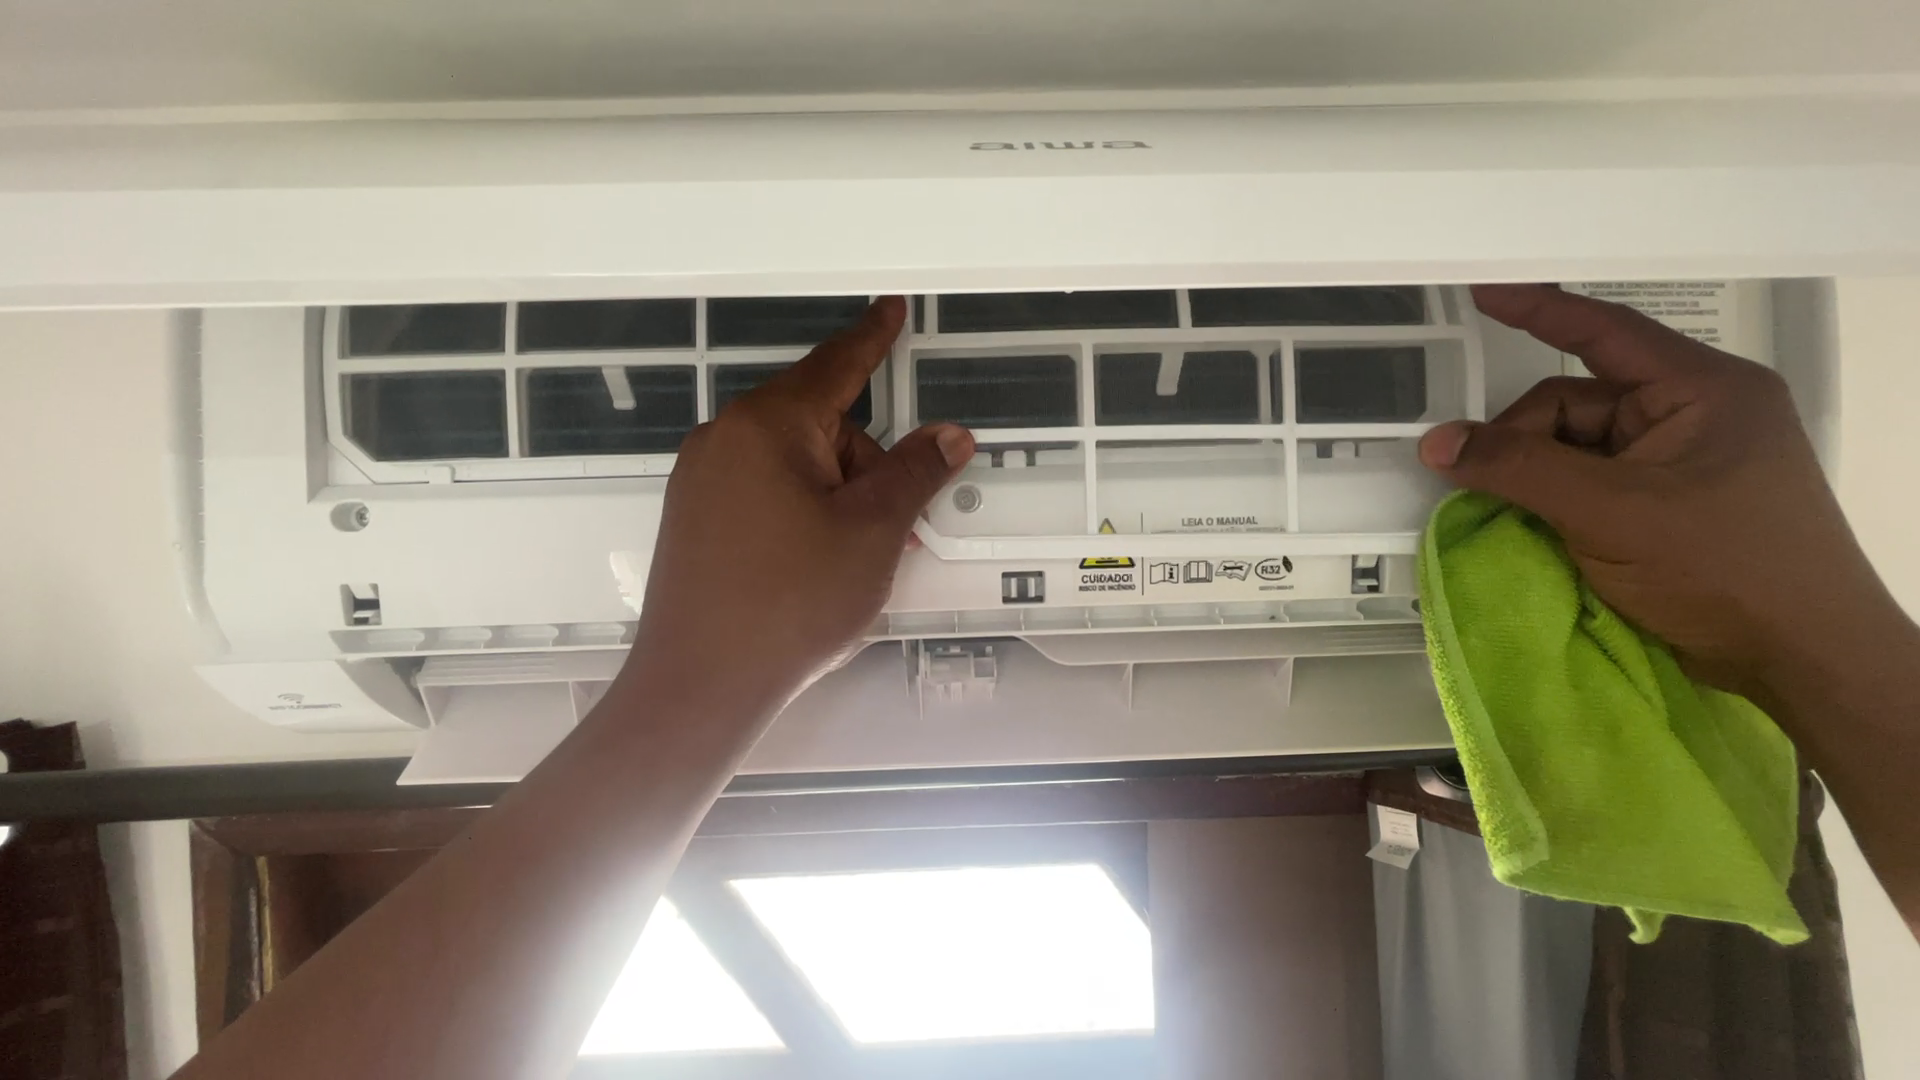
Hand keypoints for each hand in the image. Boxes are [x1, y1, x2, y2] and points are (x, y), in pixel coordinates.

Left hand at [629, 296, 973, 704]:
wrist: (700, 686)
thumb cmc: (792, 601)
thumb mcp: (872, 532)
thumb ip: (915, 473)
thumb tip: (950, 434)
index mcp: (767, 426)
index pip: (835, 367)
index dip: (873, 339)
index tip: (892, 308)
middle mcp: (725, 439)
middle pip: (822, 428)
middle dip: (867, 471)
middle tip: (890, 534)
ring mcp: (702, 481)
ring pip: (796, 467)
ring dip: (839, 501)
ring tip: (852, 563)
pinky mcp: (694, 520)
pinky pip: (766, 494)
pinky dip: (804, 516)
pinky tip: (813, 566)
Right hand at [1417, 284, 1903, 699]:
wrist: (1794, 658)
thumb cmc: (1725, 567)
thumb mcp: (1609, 510)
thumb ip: (1517, 468)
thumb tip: (1436, 442)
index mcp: (1700, 392)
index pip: (1604, 333)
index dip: (1538, 309)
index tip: (1482, 292)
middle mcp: (1686, 416)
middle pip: (1569, 405)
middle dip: (1520, 441)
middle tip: (1480, 481)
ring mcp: (1670, 462)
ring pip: (1566, 448)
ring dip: (1529, 476)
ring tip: (1515, 516)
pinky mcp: (1657, 502)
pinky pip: (1578, 482)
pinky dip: (1545, 499)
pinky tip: (1530, 523)